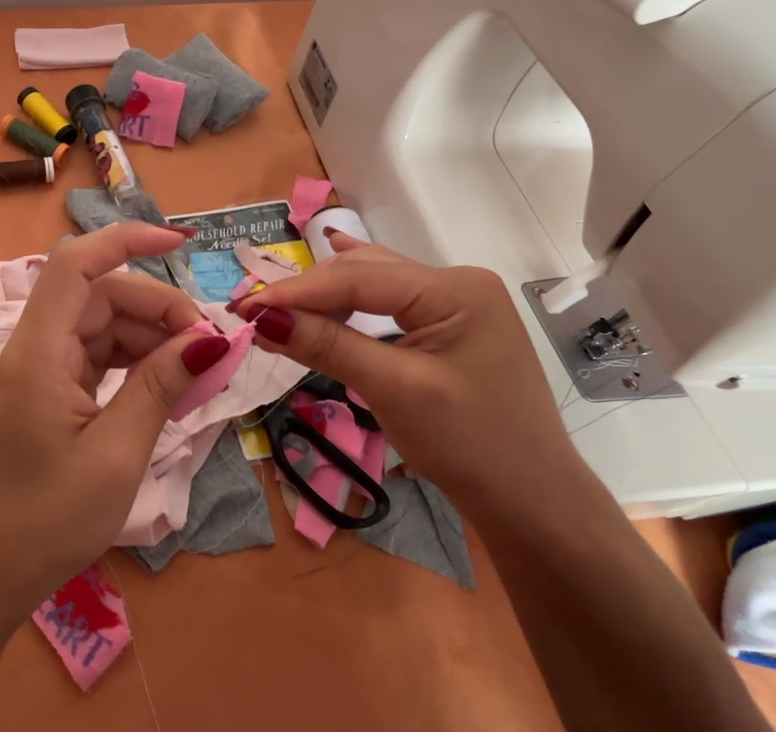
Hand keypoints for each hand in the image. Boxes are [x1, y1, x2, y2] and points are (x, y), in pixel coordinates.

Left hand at [0, 223, 230, 619]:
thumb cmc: (48, 519)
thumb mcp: (117, 454)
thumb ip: (160, 387)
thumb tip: (211, 338)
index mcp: (38, 351)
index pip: (76, 264)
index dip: (127, 239)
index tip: (184, 244)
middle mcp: (34, 348)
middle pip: (99, 295)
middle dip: (158, 309)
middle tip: (210, 348)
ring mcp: (39, 371)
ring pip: (101, 325)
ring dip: (152, 338)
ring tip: (199, 372)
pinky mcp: (48, 394)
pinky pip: (96, 357)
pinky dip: (134, 363)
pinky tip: (169, 385)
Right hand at [232, 233, 589, 517]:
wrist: (533, 502)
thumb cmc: (469, 445)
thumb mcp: (392, 390)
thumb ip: (327, 344)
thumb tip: (260, 317)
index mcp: (455, 289)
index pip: (357, 276)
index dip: (295, 291)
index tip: (242, 307)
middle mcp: (459, 282)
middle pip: (365, 273)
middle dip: (306, 292)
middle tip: (250, 312)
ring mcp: (460, 303)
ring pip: (376, 285)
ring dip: (326, 297)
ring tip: (276, 307)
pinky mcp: (454, 327)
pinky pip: (392, 303)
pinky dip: (353, 301)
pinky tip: (332, 275)